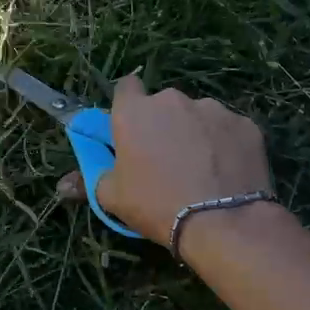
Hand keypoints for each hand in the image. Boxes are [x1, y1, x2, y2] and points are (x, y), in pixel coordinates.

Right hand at [57, 76, 272, 244]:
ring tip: (200, 168)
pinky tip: (226, 171)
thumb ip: (89, 181)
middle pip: (163, 105)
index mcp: (133, 112)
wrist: (224, 222)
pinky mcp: (246, 125)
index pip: (125, 87)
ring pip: (197, 116)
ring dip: (194, 132)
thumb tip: (63, 186)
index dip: (127, 104)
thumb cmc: (156, 204)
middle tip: (164, 157)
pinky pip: (228, 130)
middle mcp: (172, 100)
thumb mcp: (112, 197)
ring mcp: (213, 109)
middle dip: (163, 124)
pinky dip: (224, 144)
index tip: (130, 126)